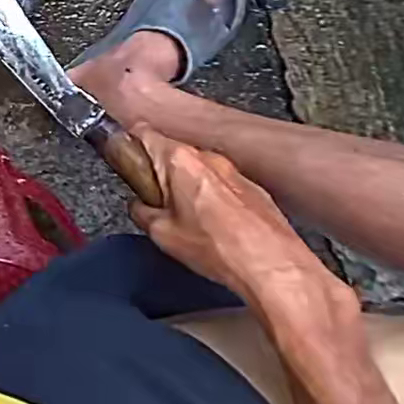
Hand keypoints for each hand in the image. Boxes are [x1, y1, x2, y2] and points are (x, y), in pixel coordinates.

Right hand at [127, 127, 342, 306]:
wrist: (277, 271)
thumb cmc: (222, 249)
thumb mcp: (159, 233)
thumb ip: (140, 210)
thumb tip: (141, 207)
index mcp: (178, 158)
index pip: (141, 132)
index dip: (128, 146)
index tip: (125, 162)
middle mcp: (207, 157)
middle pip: (171, 152)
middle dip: (160, 174)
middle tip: (156, 202)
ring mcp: (235, 172)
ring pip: (199, 171)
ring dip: (189, 188)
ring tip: (190, 222)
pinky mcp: (256, 191)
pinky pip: (224, 187)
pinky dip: (216, 202)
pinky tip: (218, 231)